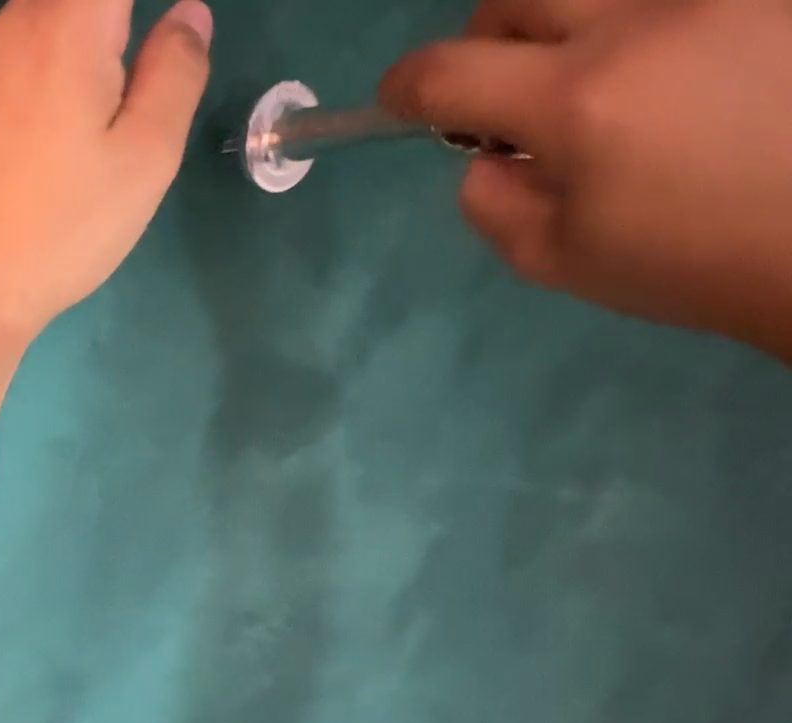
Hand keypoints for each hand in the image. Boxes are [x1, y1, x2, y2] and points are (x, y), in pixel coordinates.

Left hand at [0, 0, 213, 421]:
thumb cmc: (64, 228)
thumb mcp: (147, 154)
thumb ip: (177, 68)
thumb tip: (186, 14)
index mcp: (69, 21)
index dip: (158, 6)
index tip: (178, 25)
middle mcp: (21, 21)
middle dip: (126, 14)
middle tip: (157, 63)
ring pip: (58, 7)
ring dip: (102, 25)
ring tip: (137, 72)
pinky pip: (37, 32)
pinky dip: (74, 35)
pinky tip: (100, 75)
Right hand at [380, 0, 791, 359]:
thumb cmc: (689, 261)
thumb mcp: (550, 256)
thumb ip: (489, 197)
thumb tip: (485, 152)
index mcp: (577, 101)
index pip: (446, 72)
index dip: (405, 88)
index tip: (403, 104)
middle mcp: (650, 22)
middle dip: (491, 40)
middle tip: (511, 89)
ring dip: (570, 27)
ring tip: (602, 76)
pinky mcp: (766, 0)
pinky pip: (666, 7)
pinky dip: (645, 34)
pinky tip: (676, 71)